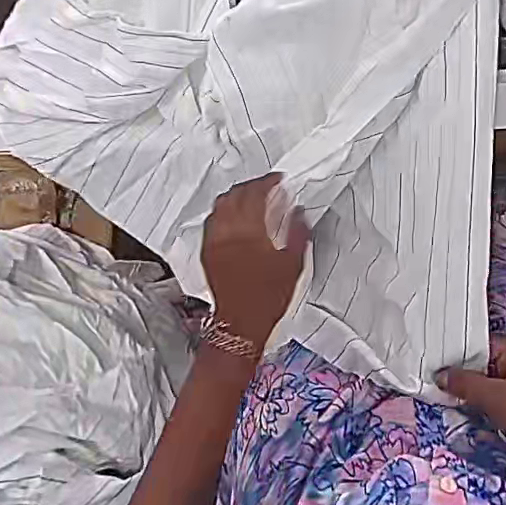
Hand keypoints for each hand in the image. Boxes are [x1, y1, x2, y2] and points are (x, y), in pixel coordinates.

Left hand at [201, 173, 309, 343]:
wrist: (241, 323)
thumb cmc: (267, 298)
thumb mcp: (293, 264)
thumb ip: (297, 232)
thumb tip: (298, 212)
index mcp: (250, 232)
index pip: (256, 193)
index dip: (268, 182)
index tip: (278, 180)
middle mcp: (228, 233)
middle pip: (235, 195)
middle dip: (252, 185)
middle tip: (266, 186)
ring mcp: (214, 242)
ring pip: (220, 205)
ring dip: (236, 195)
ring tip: (250, 196)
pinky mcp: (207, 252)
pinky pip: (211, 221)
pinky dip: (223, 211)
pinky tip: (233, 216)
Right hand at [436, 335, 505, 484]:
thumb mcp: (498, 399)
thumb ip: (466, 384)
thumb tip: (442, 375)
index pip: (483, 343)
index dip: (459, 354)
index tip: (434, 363)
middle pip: (485, 364)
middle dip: (463, 375)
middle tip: (434, 380)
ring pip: (489, 385)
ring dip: (471, 393)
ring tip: (443, 395)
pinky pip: (495, 401)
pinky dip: (481, 406)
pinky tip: (462, 410)